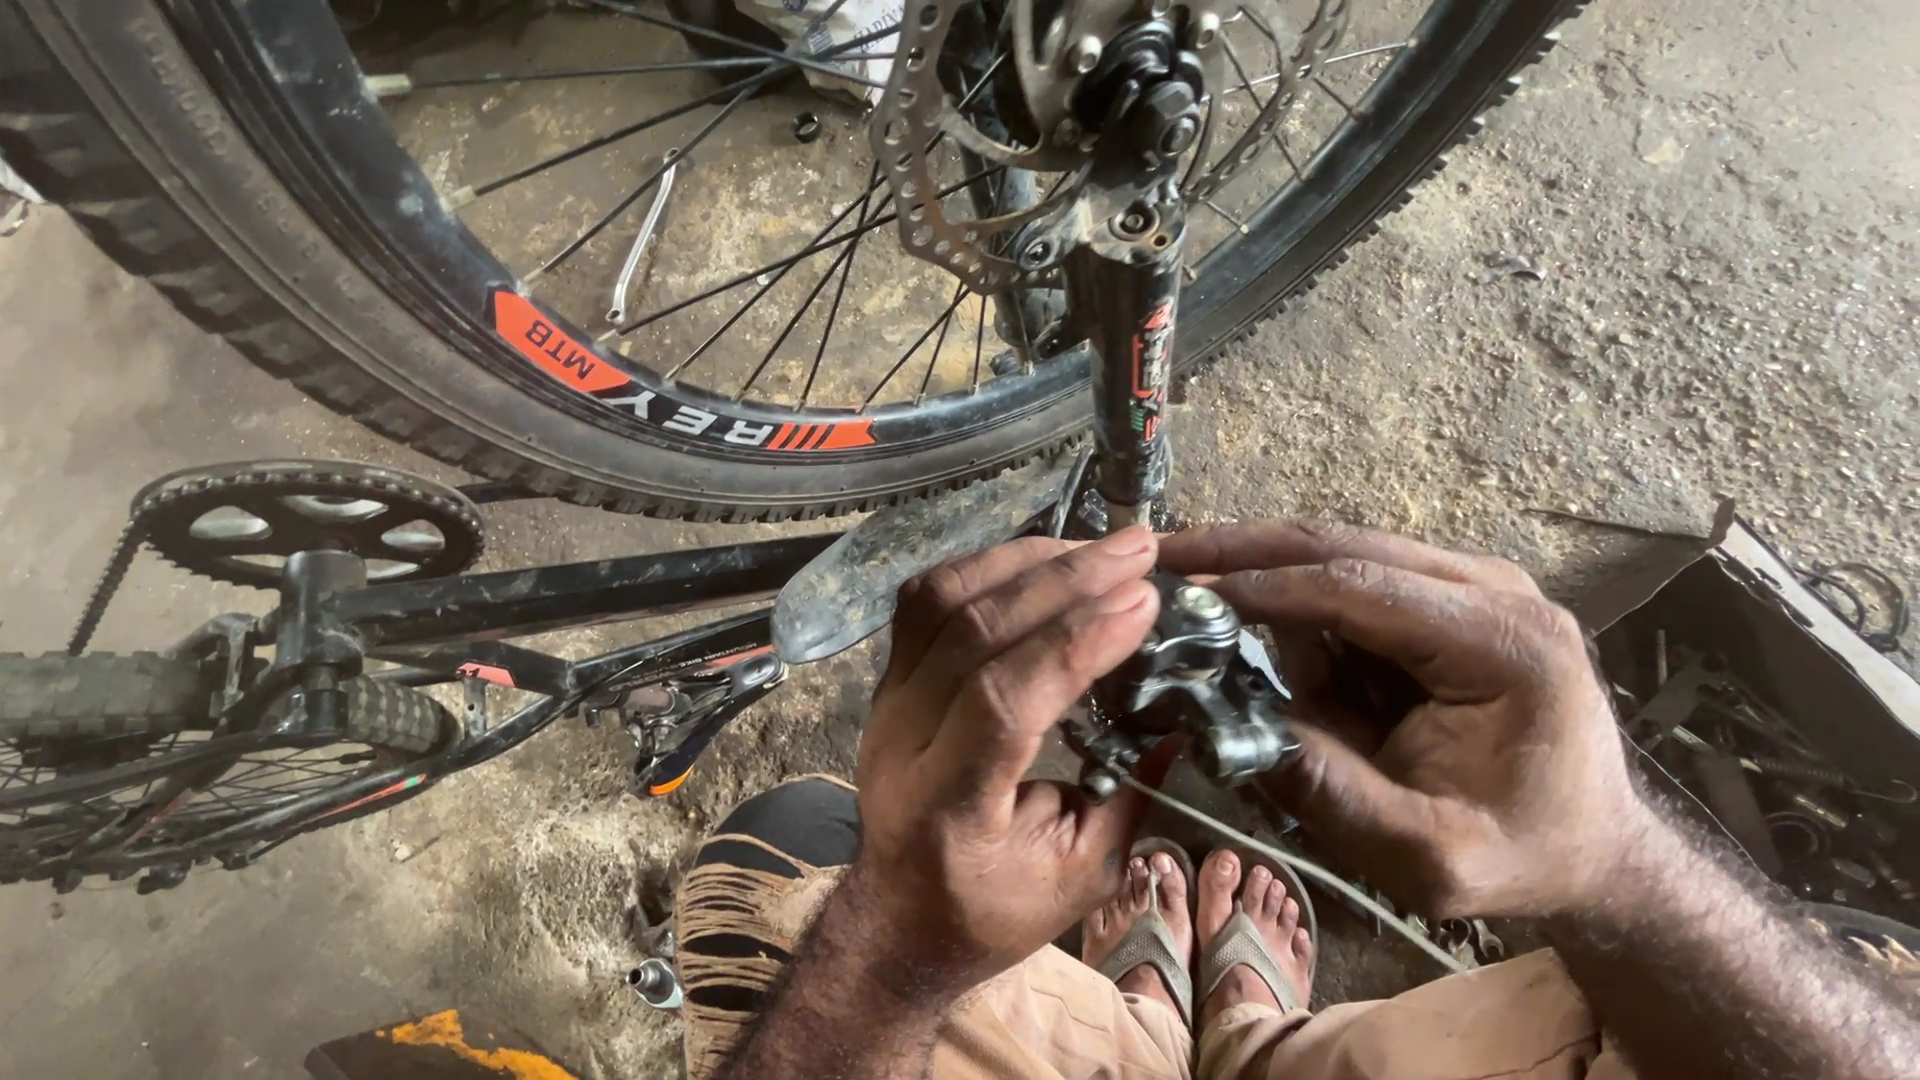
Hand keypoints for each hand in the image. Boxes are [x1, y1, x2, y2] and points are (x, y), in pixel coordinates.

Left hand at [848, 527, 1161, 997]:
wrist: (897, 913)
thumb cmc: (988, 910)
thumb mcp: (1077, 878)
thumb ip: (1128, 797)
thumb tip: (1180, 717)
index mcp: (946, 806)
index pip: (1001, 701)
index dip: (1073, 643)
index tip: (1141, 601)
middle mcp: (900, 738)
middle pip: (972, 633)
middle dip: (1065, 580)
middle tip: (1138, 550)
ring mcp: (885, 698)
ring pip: (941, 599)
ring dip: (1027, 559)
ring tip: (1098, 547)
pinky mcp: (886, 676)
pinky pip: (926, 597)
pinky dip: (988, 564)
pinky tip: (1041, 556)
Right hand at [1160, 521, 1652, 917]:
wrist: (1588, 844)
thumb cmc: (1518, 854)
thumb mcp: (1428, 857)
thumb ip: (1333, 794)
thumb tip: (1229, 722)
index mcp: (1505, 642)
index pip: (1360, 586)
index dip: (1265, 586)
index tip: (1187, 594)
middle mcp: (1490, 588)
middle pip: (1341, 542)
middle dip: (1243, 548)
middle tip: (1162, 553)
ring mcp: (1466, 582)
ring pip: (1332, 550)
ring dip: (1256, 569)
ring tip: (1184, 585)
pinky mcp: (1438, 593)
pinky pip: (1340, 578)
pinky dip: (1281, 592)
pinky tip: (1236, 607)